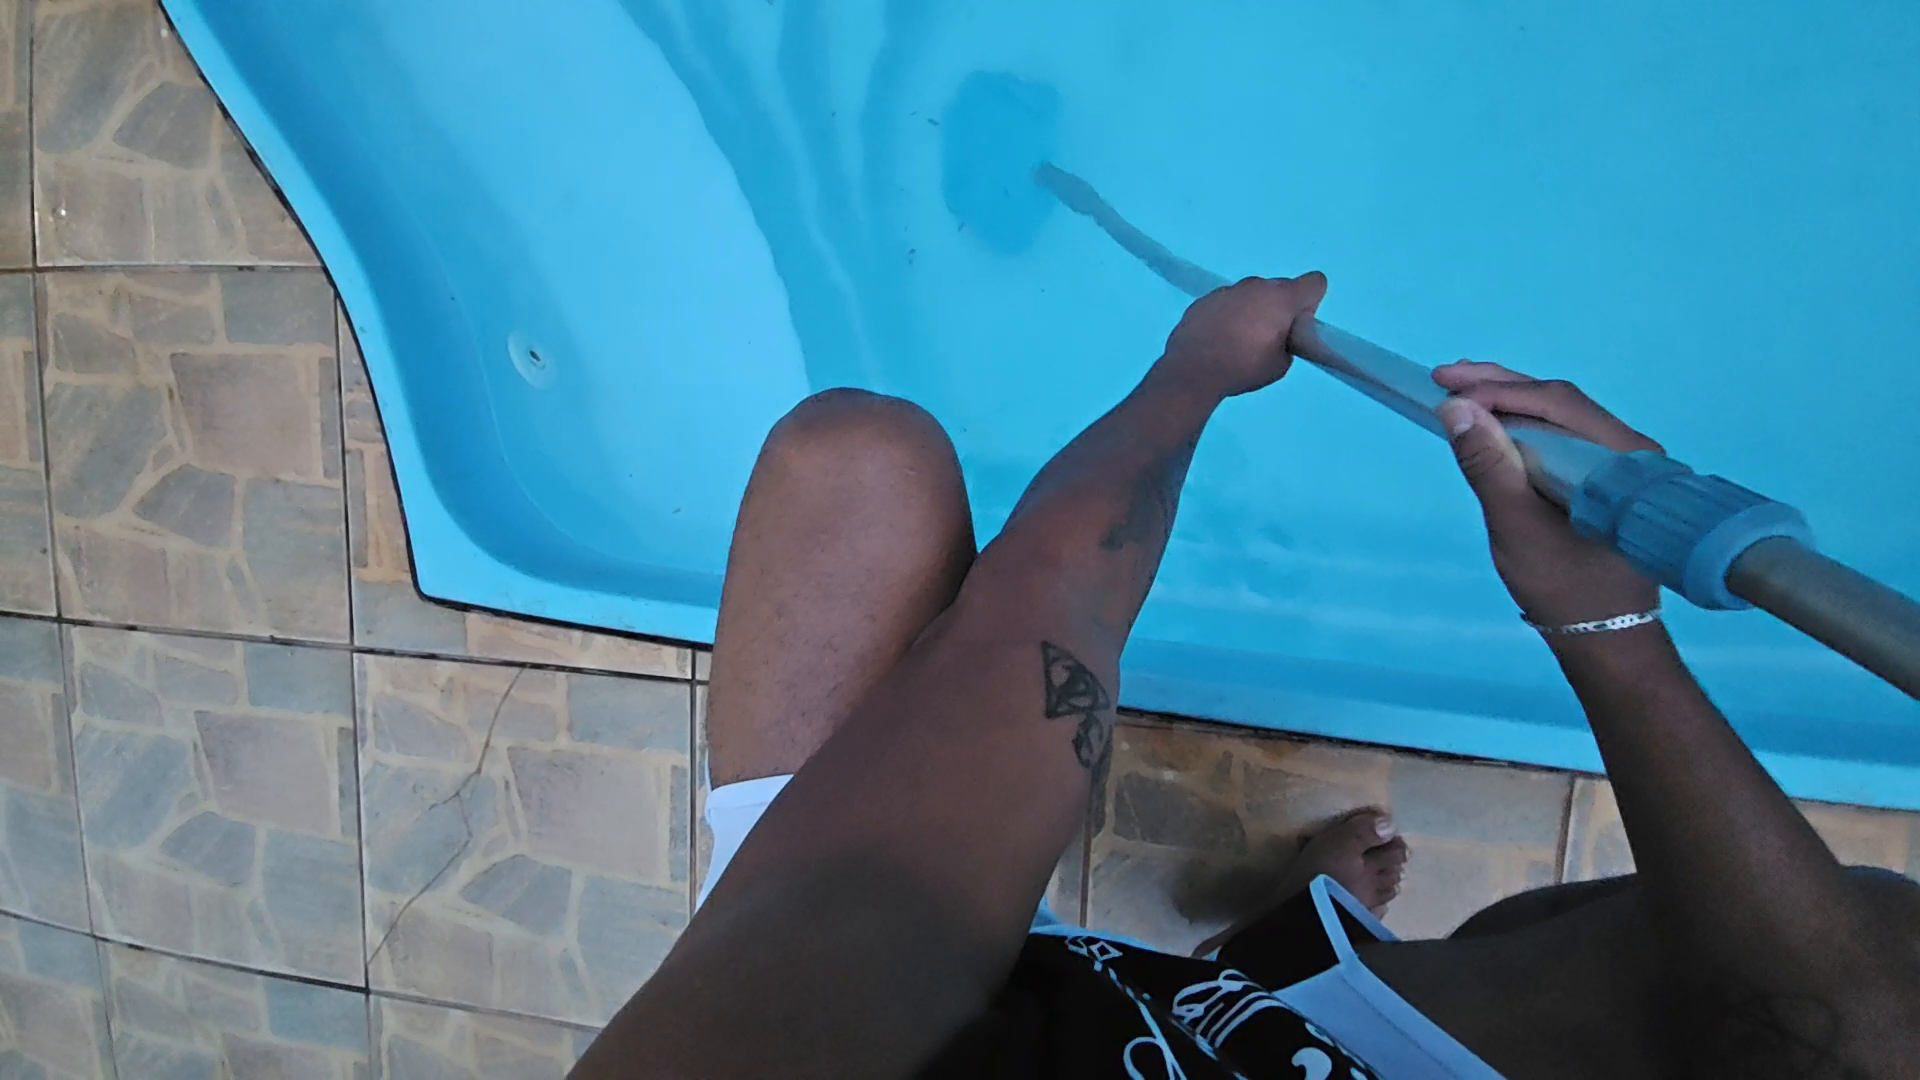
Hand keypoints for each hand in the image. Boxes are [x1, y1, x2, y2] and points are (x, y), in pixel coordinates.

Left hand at [1160, 273, 1326, 397]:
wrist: (1191, 372)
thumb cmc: (1242, 368)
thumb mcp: (1280, 365)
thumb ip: (1288, 343)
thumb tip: (1277, 337)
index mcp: (1282, 297)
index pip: (1315, 282)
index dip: (1310, 304)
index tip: (1294, 326)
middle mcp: (1255, 285)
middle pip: (1278, 289)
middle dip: (1277, 309)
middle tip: (1263, 339)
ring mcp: (1226, 290)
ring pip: (1248, 295)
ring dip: (1248, 311)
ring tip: (1233, 342)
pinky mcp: (1202, 300)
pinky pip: (1223, 304)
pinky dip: (1223, 316)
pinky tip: (1213, 340)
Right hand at [1432, 362, 1661, 627]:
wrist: (1600, 629)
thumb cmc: (1560, 582)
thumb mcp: (1514, 525)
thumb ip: (1488, 465)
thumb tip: (1456, 409)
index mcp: (1618, 459)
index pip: (1554, 403)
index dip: (1497, 390)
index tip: (1444, 387)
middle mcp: (1626, 451)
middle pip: (1558, 401)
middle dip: (1498, 385)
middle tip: (1443, 376)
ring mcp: (1616, 464)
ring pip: (1558, 415)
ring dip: (1506, 400)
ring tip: (1459, 390)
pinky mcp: (1600, 478)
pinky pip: (1559, 435)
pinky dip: (1519, 423)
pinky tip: (1490, 422)